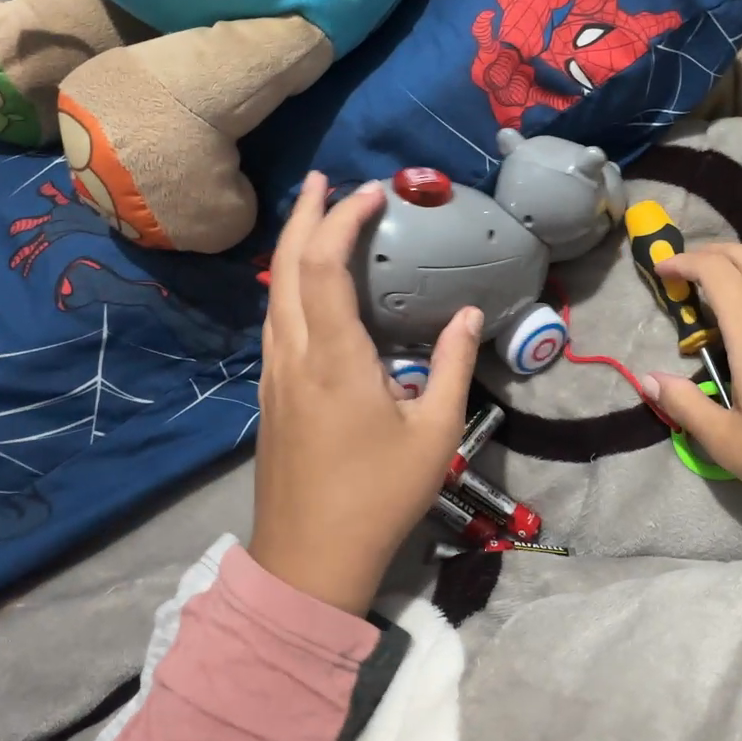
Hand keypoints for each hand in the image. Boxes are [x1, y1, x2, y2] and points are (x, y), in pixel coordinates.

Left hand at [249, 172, 483, 615]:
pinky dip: (290, 282)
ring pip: (274, 293)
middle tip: (326, 181)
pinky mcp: (272, 394)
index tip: (373, 193)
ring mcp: (275, 375)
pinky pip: (276, 318)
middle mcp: (295, 356)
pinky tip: (306, 282)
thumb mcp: (435, 431)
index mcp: (335, 360)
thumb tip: (469, 314)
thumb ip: (454, 365)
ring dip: (293, 246)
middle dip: (304, 216)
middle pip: (286, 268)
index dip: (343, 221)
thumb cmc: (380, 495)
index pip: (326, 268)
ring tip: (316, 216)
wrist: (309, 560)